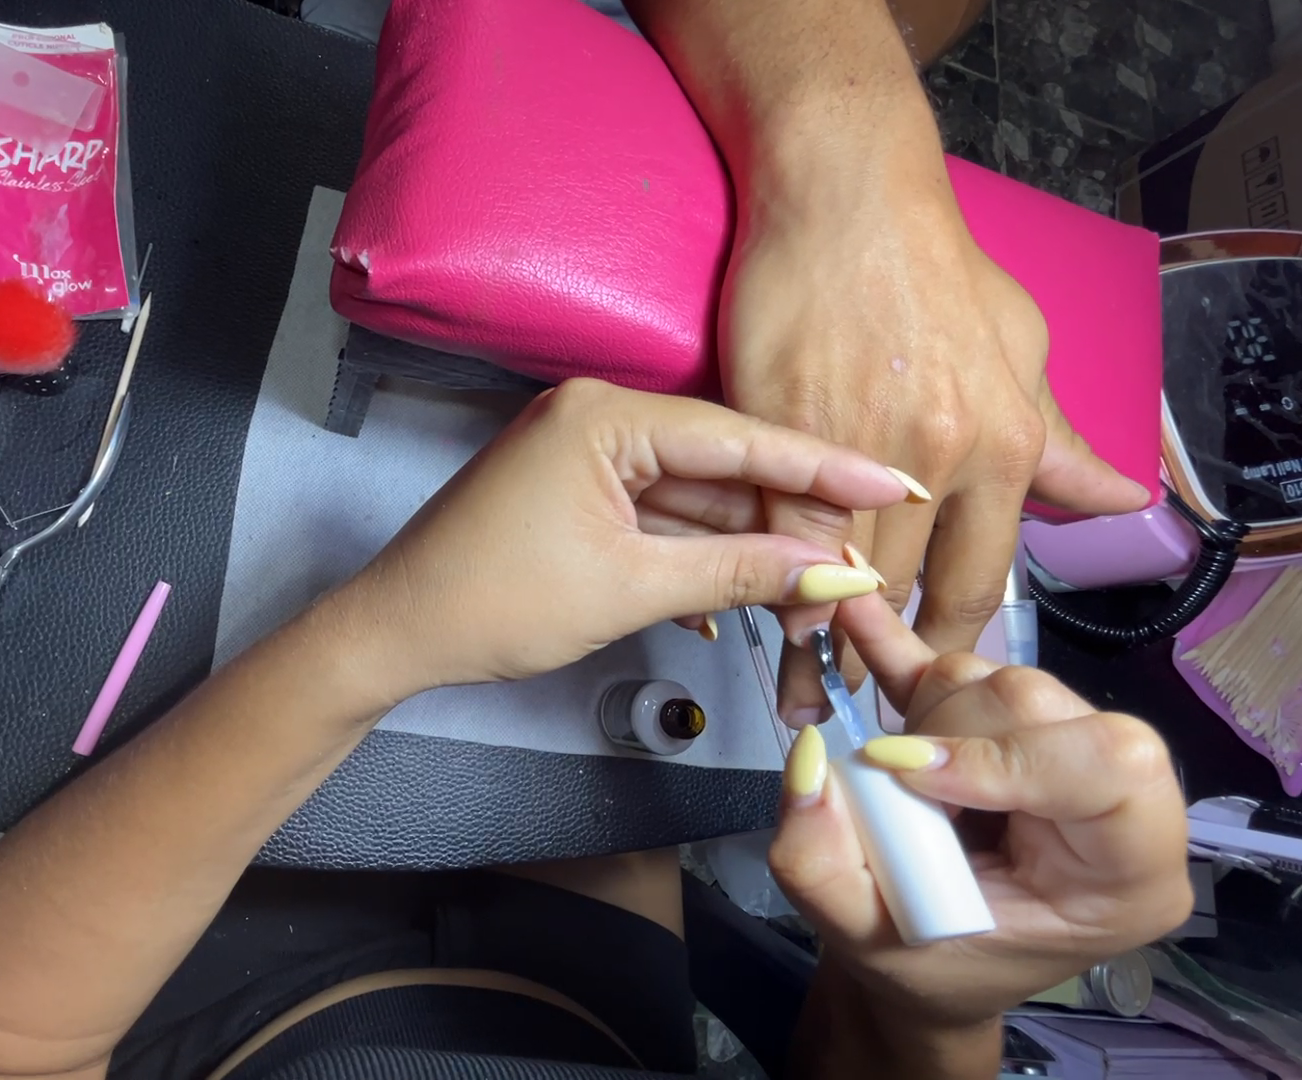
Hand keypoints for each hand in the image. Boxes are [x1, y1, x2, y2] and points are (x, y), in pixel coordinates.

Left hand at [325, 379, 904, 701]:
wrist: (399, 631)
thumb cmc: (499, 604)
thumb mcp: (629, 588)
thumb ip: (737, 572)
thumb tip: (832, 573)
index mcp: (606, 416)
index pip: (739, 436)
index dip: (825, 465)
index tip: (902, 482)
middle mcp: (598, 417)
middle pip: (720, 464)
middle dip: (784, 520)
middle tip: (853, 567)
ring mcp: (585, 455)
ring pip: (690, 496)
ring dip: (744, 546)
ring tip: (812, 591)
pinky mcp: (576, 492)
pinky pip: (654, 516)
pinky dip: (694, 553)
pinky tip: (739, 596)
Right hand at [721, 161, 1151, 712]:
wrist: (841, 203)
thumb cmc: (924, 265)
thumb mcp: (1015, 340)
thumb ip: (1053, 433)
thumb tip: (1111, 500)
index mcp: (1001, 444)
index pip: (976, 577)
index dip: (947, 636)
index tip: (925, 674)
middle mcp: (937, 460)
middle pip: (902, 588)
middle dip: (879, 656)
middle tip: (858, 705)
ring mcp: (854, 450)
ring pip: (839, 572)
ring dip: (820, 638)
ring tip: (804, 694)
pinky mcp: (782, 434)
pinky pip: (780, 531)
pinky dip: (772, 580)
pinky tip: (761, 619)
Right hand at [769, 593, 1191, 1030]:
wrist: (922, 952)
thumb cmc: (915, 959)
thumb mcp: (858, 935)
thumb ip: (819, 860)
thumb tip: (807, 751)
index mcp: (1118, 874)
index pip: (1109, 767)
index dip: (999, 753)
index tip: (899, 770)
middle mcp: (1108, 801)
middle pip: (1038, 703)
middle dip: (942, 729)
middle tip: (887, 779)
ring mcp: (1051, 751)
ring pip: (989, 676)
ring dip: (918, 708)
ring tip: (886, 766)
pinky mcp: (990, 724)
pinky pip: (946, 664)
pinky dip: (894, 639)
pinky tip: (855, 611)